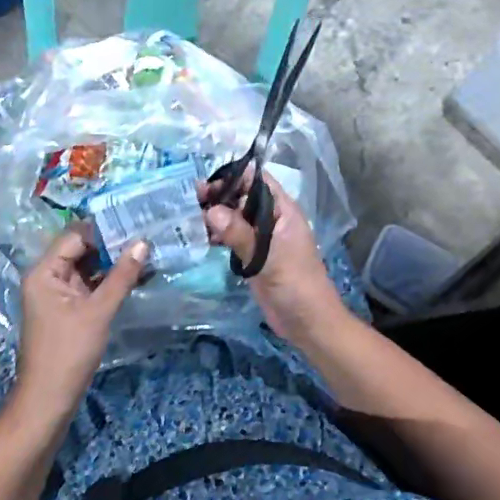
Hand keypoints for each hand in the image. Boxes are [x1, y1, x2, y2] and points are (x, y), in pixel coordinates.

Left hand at [14, 227, 148, 423]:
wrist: (49, 399)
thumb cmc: (69, 352)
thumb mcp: (98, 311)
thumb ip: (121, 276)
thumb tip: (143, 242)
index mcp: (44, 271)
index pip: (74, 236)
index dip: (103, 228)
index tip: (135, 220)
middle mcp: (47, 277)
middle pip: (80, 250)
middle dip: (111, 244)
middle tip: (145, 233)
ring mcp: (56, 294)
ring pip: (86, 268)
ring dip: (112, 262)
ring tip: (146, 250)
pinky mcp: (67, 309)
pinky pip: (89, 286)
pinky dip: (108, 281)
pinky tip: (135, 275)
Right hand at [201, 173, 346, 340]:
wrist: (308, 323)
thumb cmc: (295, 284)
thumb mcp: (267, 257)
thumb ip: (239, 233)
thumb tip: (210, 210)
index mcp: (283, 211)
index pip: (258, 180)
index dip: (234, 176)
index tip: (207, 182)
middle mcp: (272, 219)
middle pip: (243, 196)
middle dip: (219, 195)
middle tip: (192, 199)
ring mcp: (262, 238)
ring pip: (235, 217)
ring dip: (216, 215)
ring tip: (191, 217)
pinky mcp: (253, 255)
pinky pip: (233, 237)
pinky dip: (218, 234)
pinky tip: (201, 237)